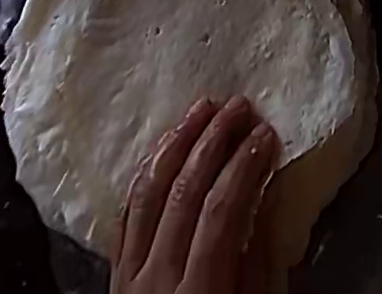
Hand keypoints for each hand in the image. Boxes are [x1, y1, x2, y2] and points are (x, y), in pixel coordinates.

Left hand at [111, 96, 279, 293]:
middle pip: (184, 190)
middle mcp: (157, 276)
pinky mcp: (115, 271)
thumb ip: (261, 268)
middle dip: (214, 140)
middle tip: (238, 106)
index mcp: (199, 293)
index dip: (243, 168)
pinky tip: (167, 145)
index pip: (220, 213)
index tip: (264, 133)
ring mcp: (129, 273)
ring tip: (203, 108)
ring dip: (179, 141)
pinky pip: (128, 208)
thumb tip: (266, 195)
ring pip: (150, 190)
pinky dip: (149, 170)